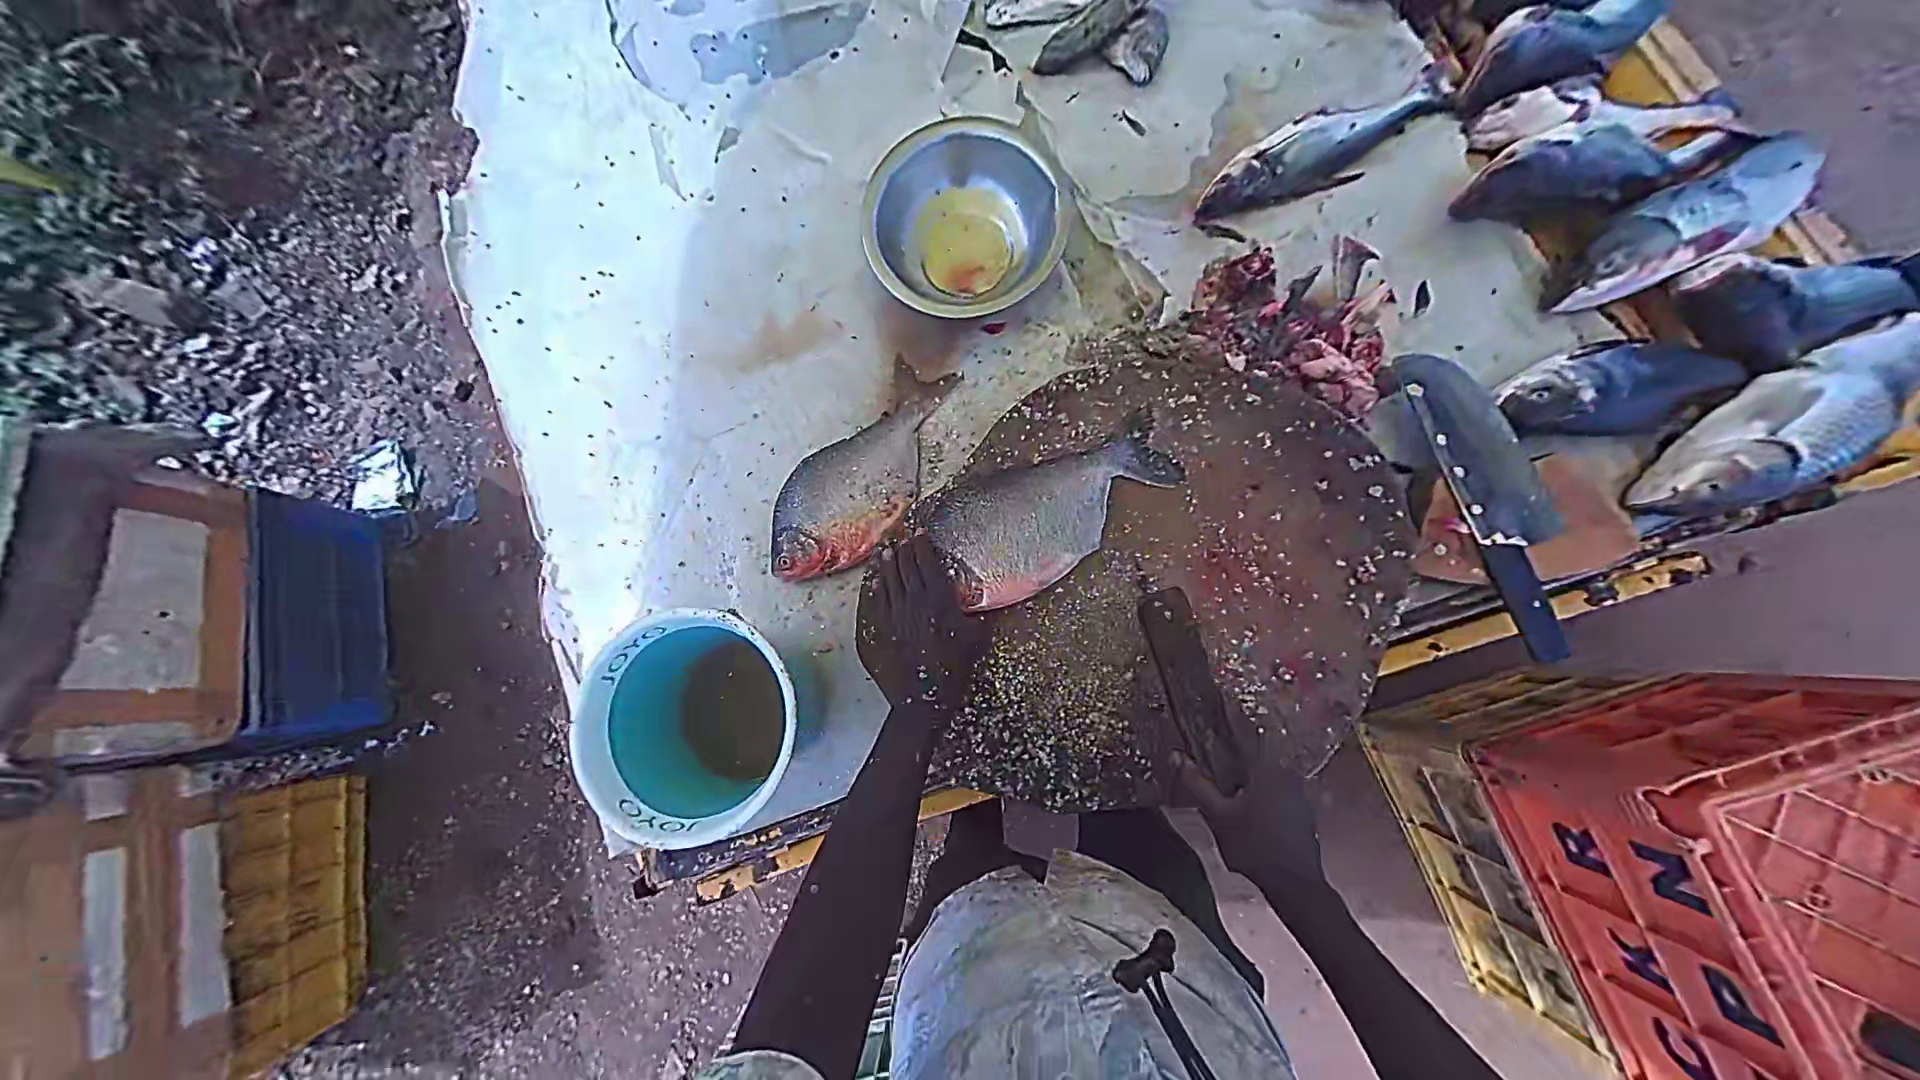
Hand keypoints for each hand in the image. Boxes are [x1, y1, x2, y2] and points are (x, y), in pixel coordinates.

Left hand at [867, 533, 988, 715]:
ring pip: (887, 579)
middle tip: (904, 538)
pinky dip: (874, 584)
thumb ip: (982, 614)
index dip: (922, 545)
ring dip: (887, 562)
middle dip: (904, 549)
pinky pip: (874, 599)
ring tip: (887, 550)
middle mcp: (913, 601)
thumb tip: (992, 601)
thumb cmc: (954, 669)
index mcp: (938, 599)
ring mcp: (892, 614)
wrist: (924, 699)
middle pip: (905, 566)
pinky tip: (875, 578)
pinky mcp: (878, 628)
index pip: (927, 563)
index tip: (920, 534)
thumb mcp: (977, 638)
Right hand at [1170, 704, 1325, 889]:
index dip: (1232, 713)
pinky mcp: (1302, 807)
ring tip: (1235, 755)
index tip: (1223, 693)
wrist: (1296, 884)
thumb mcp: (1219, 815)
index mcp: (1266, 770)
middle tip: (1226, 724)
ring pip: (1272, 763)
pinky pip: (1279, 779)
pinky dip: (1263, 775)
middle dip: (1244, 733)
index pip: (1245, 732)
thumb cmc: (1255, 846)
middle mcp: (1286, 773)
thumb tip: (1176, 756)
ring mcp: (1298, 791)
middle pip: (1262, 745)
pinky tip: (1251, 787)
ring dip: (1254, 756)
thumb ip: (1198, 784)